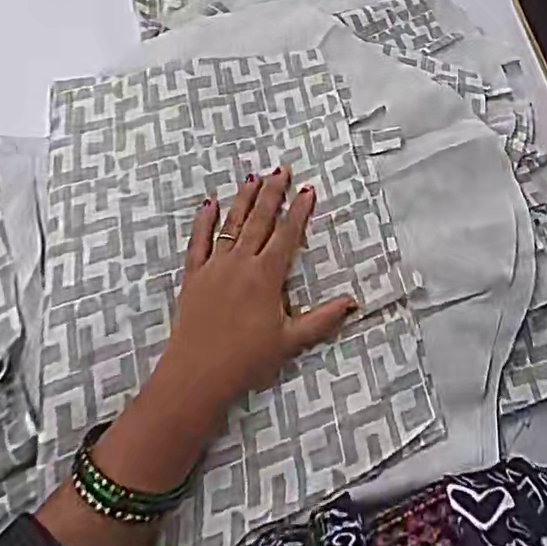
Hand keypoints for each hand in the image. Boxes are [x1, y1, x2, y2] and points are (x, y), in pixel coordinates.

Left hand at [151, 166, 357, 414]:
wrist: (196, 376)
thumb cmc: (246, 360)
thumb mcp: (291, 341)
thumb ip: (323, 319)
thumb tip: (353, 302)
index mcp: (266, 276)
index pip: (287, 235)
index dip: (299, 211)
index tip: (308, 189)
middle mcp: (241, 264)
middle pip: (260, 220)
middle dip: (273, 193)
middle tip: (282, 169)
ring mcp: (215, 268)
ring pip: (232, 225)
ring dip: (243, 199)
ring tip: (253, 176)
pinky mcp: (193, 277)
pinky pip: (198, 243)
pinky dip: (203, 222)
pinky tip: (209, 204)